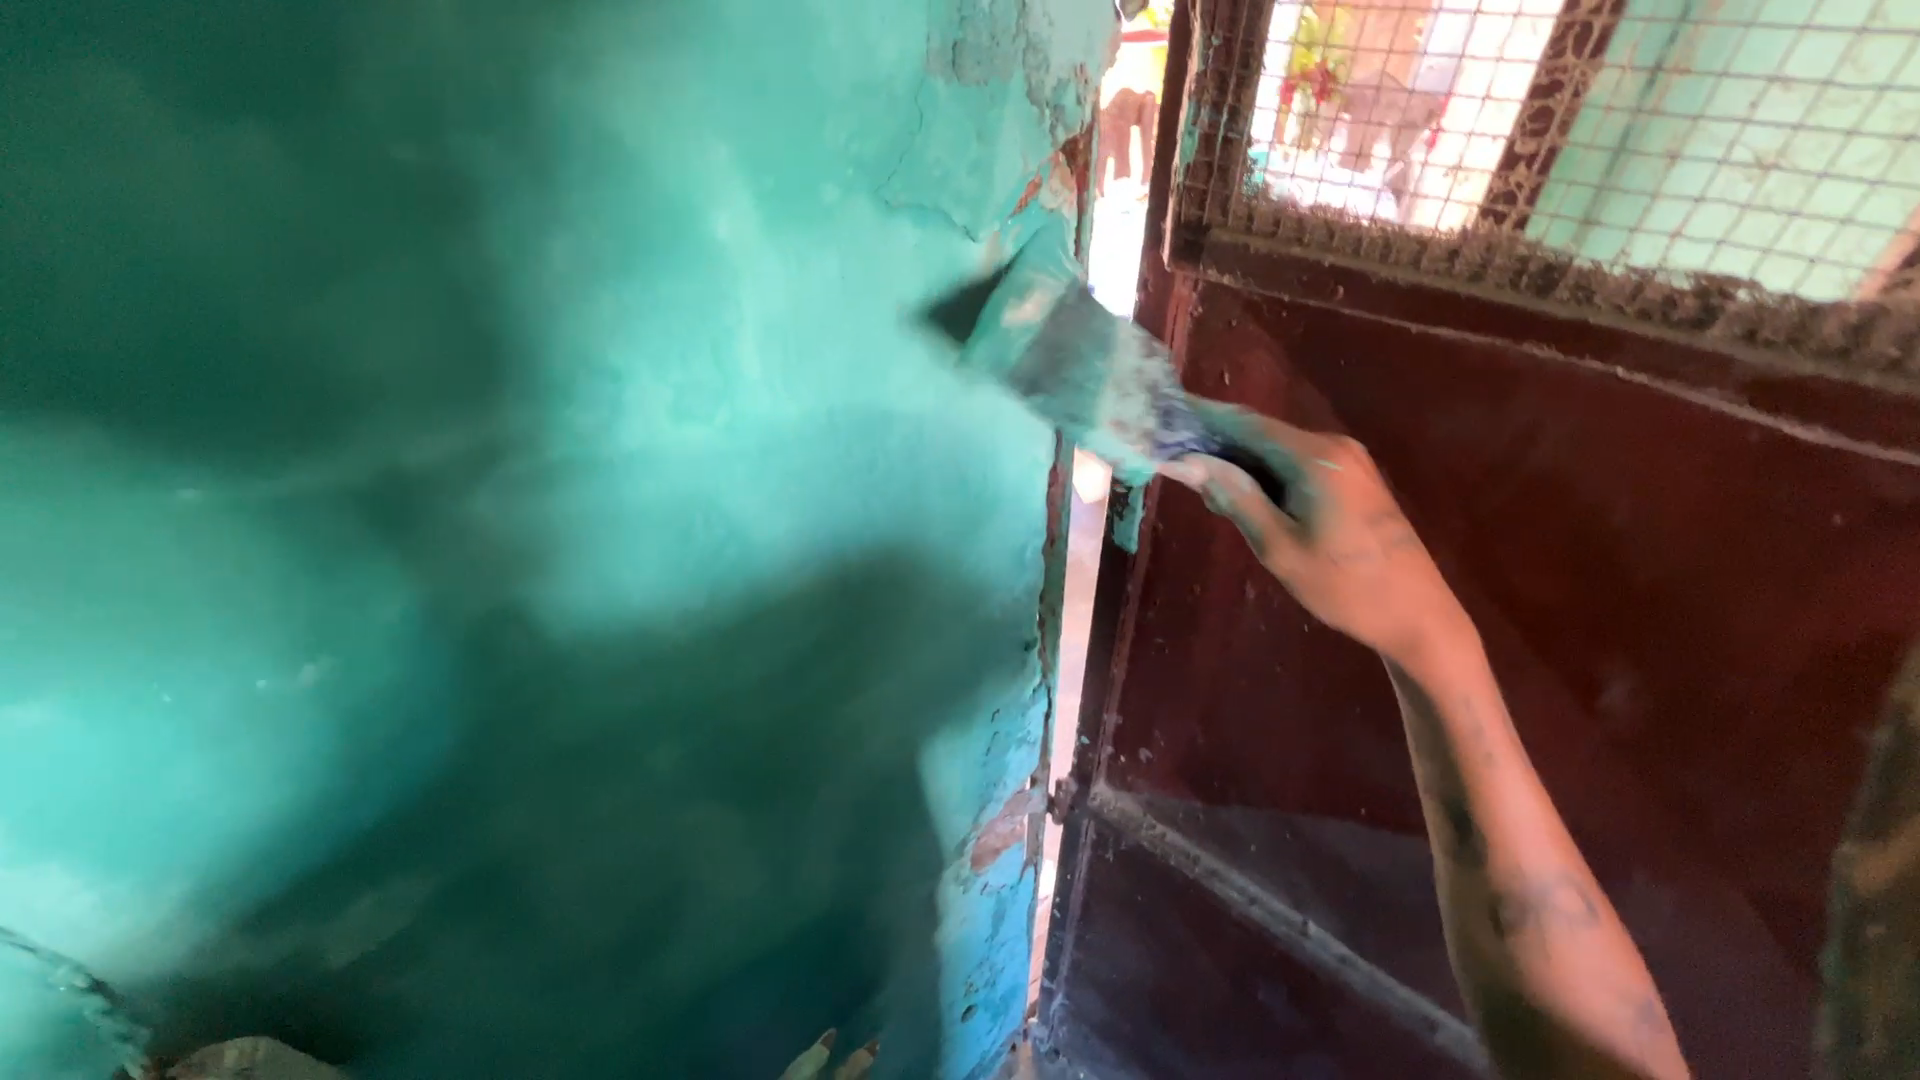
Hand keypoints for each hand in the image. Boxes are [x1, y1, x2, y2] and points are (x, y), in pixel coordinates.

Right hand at [1171, 401, 1473, 667]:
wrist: (1417, 616)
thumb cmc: (1344, 587)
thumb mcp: (1278, 546)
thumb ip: (1234, 497)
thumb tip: (1188, 462)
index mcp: (1314, 457)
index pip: (1244, 423)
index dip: (1200, 417)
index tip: (1161, 415)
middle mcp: (1332, 446)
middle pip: (1259, 433)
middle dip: (1213, 442)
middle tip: (1170, 456)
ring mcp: (1346, 461)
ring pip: (1275, 451)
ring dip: (1236, 462)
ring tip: (1196, 480)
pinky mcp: (1351, 480)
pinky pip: (1294, 465)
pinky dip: (1262, 475)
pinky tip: (1238, 495)